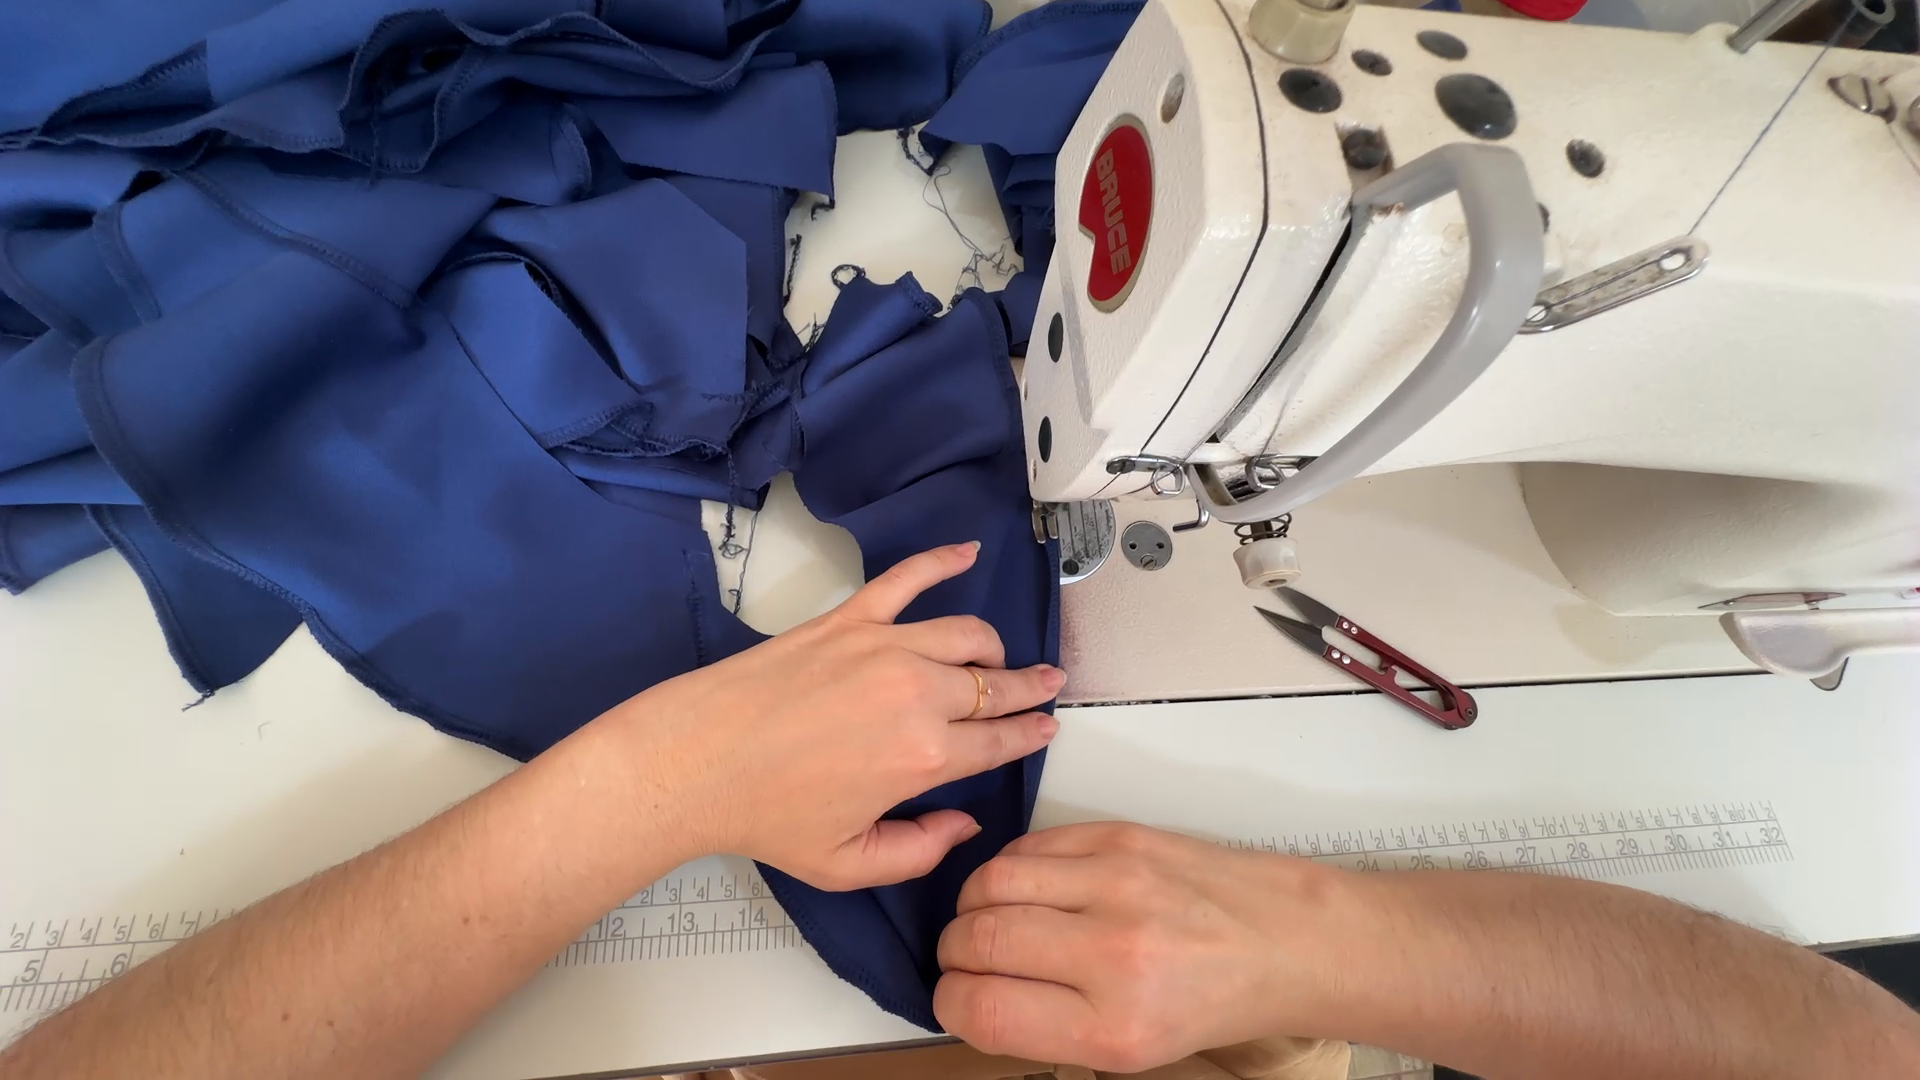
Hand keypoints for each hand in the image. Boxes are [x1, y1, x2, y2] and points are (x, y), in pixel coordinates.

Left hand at [606, 543, 1063, 890]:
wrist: (693, 760)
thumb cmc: (767, 817)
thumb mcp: (848, 865)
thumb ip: (921, 851)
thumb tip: (967, 825)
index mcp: (924, 756)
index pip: (999, 740)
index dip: (1030, 733)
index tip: (1048, 724)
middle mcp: (919, 692)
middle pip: (994, 684)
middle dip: (1030, 687)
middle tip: (1048, 684)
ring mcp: (885, 646)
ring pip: (967, 633)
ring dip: (992, 646)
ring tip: (997, 656)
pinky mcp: (851, 617)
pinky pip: (908, 578)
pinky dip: (942, 560)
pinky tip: (968, 551)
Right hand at [933, 823, 1345, 1072]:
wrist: (1278, 937)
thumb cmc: (1207, 1002)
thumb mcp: (1131, 1050)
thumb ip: (1046, 1024)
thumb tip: (973, 993)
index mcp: (1114, 1027)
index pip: (985, 1009)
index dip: (949, 1002)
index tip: (955, 996)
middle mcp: (1110, 950)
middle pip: (977, 938)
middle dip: (953, 949)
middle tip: (963, 954)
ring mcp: (1113, 880)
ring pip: (991, 879)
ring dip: (971, 902)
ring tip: (986, 915)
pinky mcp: (1116, 833)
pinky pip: (1027, 844)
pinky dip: (1008, 867)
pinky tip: (1023, 886)